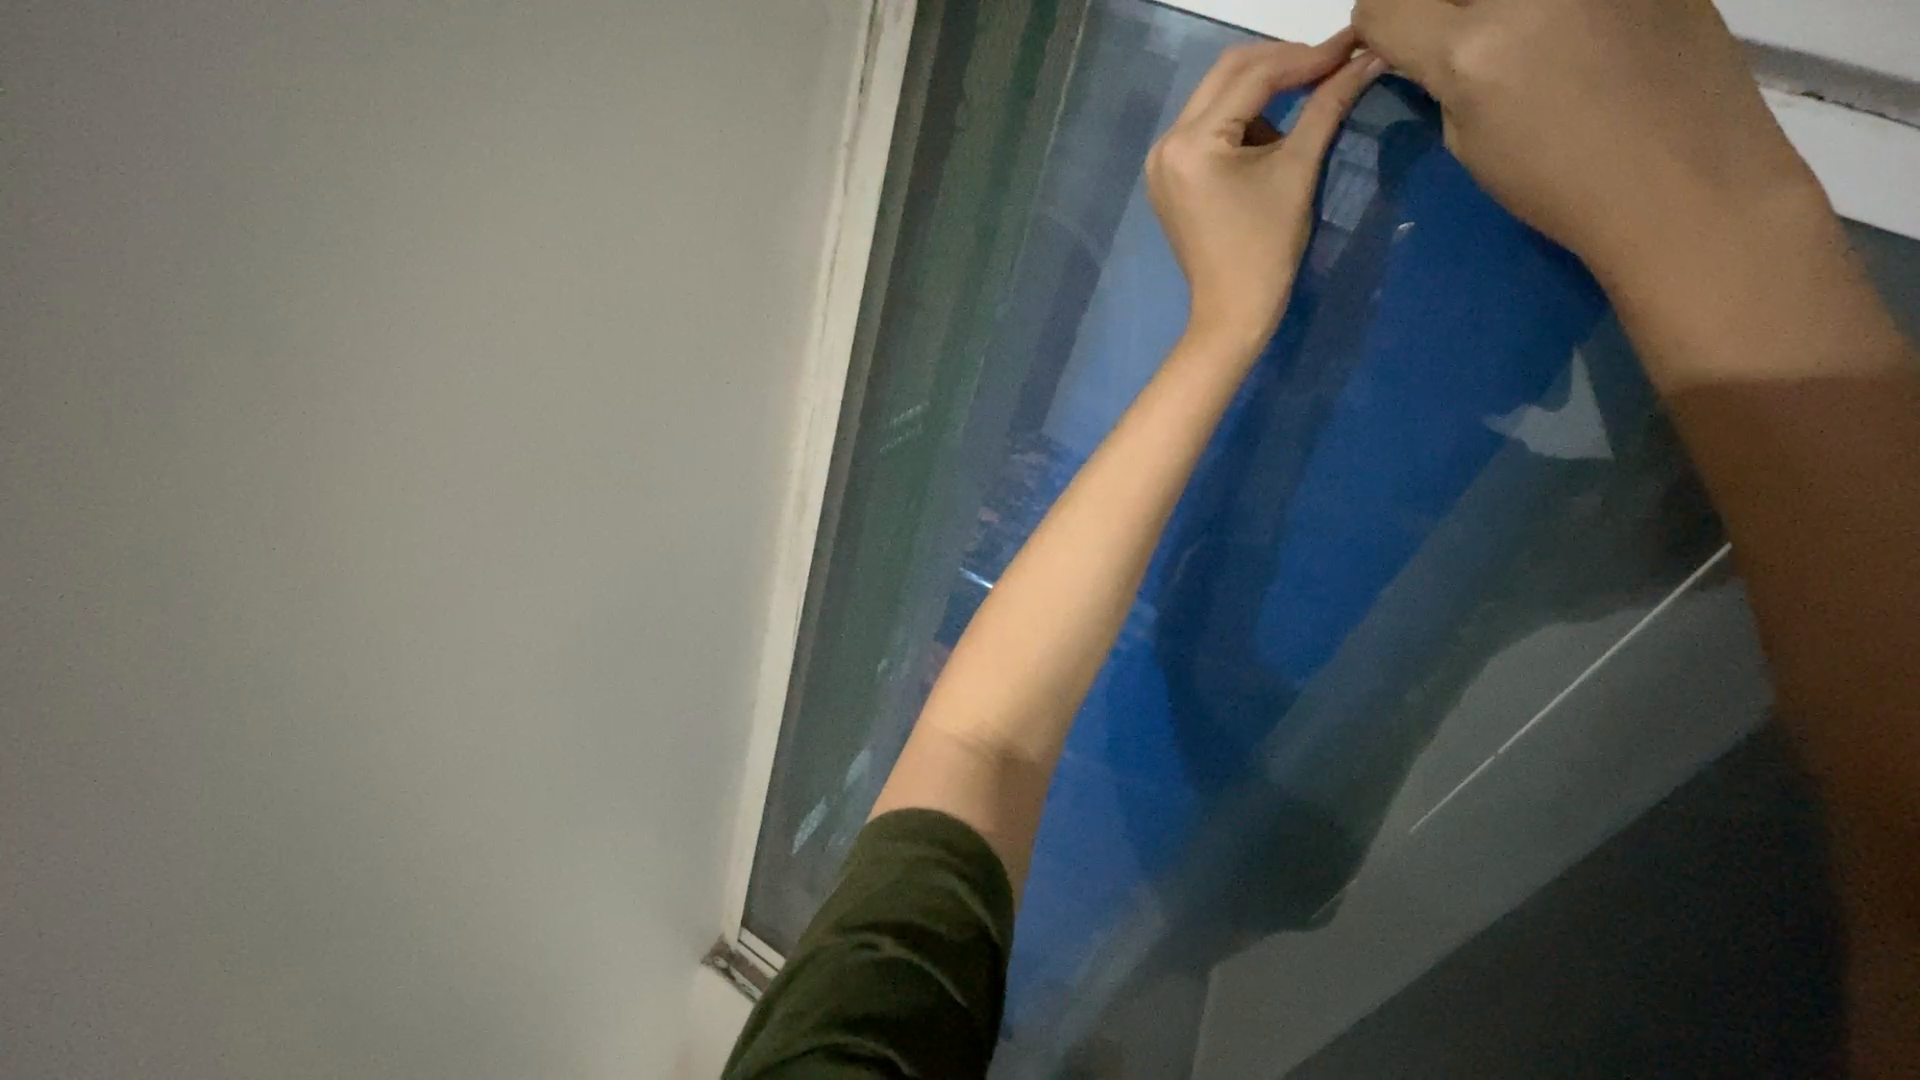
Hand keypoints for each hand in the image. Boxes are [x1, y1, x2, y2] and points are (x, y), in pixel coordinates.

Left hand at [1148, 32, 1385, 352]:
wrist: (1233, 310)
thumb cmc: (1266, 248)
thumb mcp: (1297, 170)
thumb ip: (1328, 105)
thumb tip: (1366, 58)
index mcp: (1191, 143)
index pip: (1253, 76)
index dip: (1307, 56)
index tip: (1352, 46)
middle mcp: (1166, 145)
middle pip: (1228, 75)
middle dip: (1282, 64)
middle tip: (1332, 62)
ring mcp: (1162, 163)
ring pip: (1217, 99)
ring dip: (1263, 93)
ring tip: (1309, 101)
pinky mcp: (1169, 179)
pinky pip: (1208, 130)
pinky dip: (1243, 123)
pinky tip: (1273, 140)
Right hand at [1353, 0, 1825, 279]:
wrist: (1684, 178)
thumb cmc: (1560, 183)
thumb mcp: (1469, 141)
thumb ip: (1443, 77)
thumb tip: (1428, 43)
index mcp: (1471, 48)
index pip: (1385, 6)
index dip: (1376, 27)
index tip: (1387, 44)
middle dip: (1435, 8)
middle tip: (1448, 37)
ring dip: (1492, 12)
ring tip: (1520, 40)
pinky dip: (1552, 11)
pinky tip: (1574, 37)